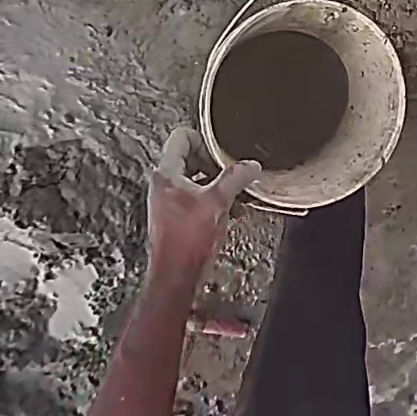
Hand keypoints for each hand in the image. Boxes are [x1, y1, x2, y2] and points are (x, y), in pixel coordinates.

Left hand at [147, 128, 260, 280]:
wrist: (176, 278)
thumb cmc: (187, 242)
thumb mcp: (217, 201)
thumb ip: (235, 178)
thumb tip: (251, 165)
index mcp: (167, 174)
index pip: (183, 137)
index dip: (205, 141)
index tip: (222, 154)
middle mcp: (165, 185)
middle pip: (193, 156)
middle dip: (217, 165)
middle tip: (233, 173)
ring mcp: (171, 201)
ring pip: (199, 178)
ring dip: (220, 184)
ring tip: (238, 194)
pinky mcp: (179, 216)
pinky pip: (200, 196)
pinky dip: (217, 199)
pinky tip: (233, 210)